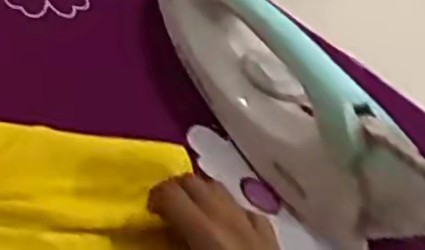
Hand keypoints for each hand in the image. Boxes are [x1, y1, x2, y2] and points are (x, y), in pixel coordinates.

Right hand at [149, 175, 277, 249]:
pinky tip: (230, 225)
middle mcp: (227, 219)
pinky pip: (249, 212)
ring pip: (219, 188)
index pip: (169, 192)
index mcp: (205, 229)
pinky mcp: (274, 239)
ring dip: (202, 193)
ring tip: (195, 211)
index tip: (151, 212)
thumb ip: (172, 243)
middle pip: (192, 181)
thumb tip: (158, 230)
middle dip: (176, 189)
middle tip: (168, 209)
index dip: (155, 196)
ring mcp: (253, 226)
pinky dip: (234, 212)